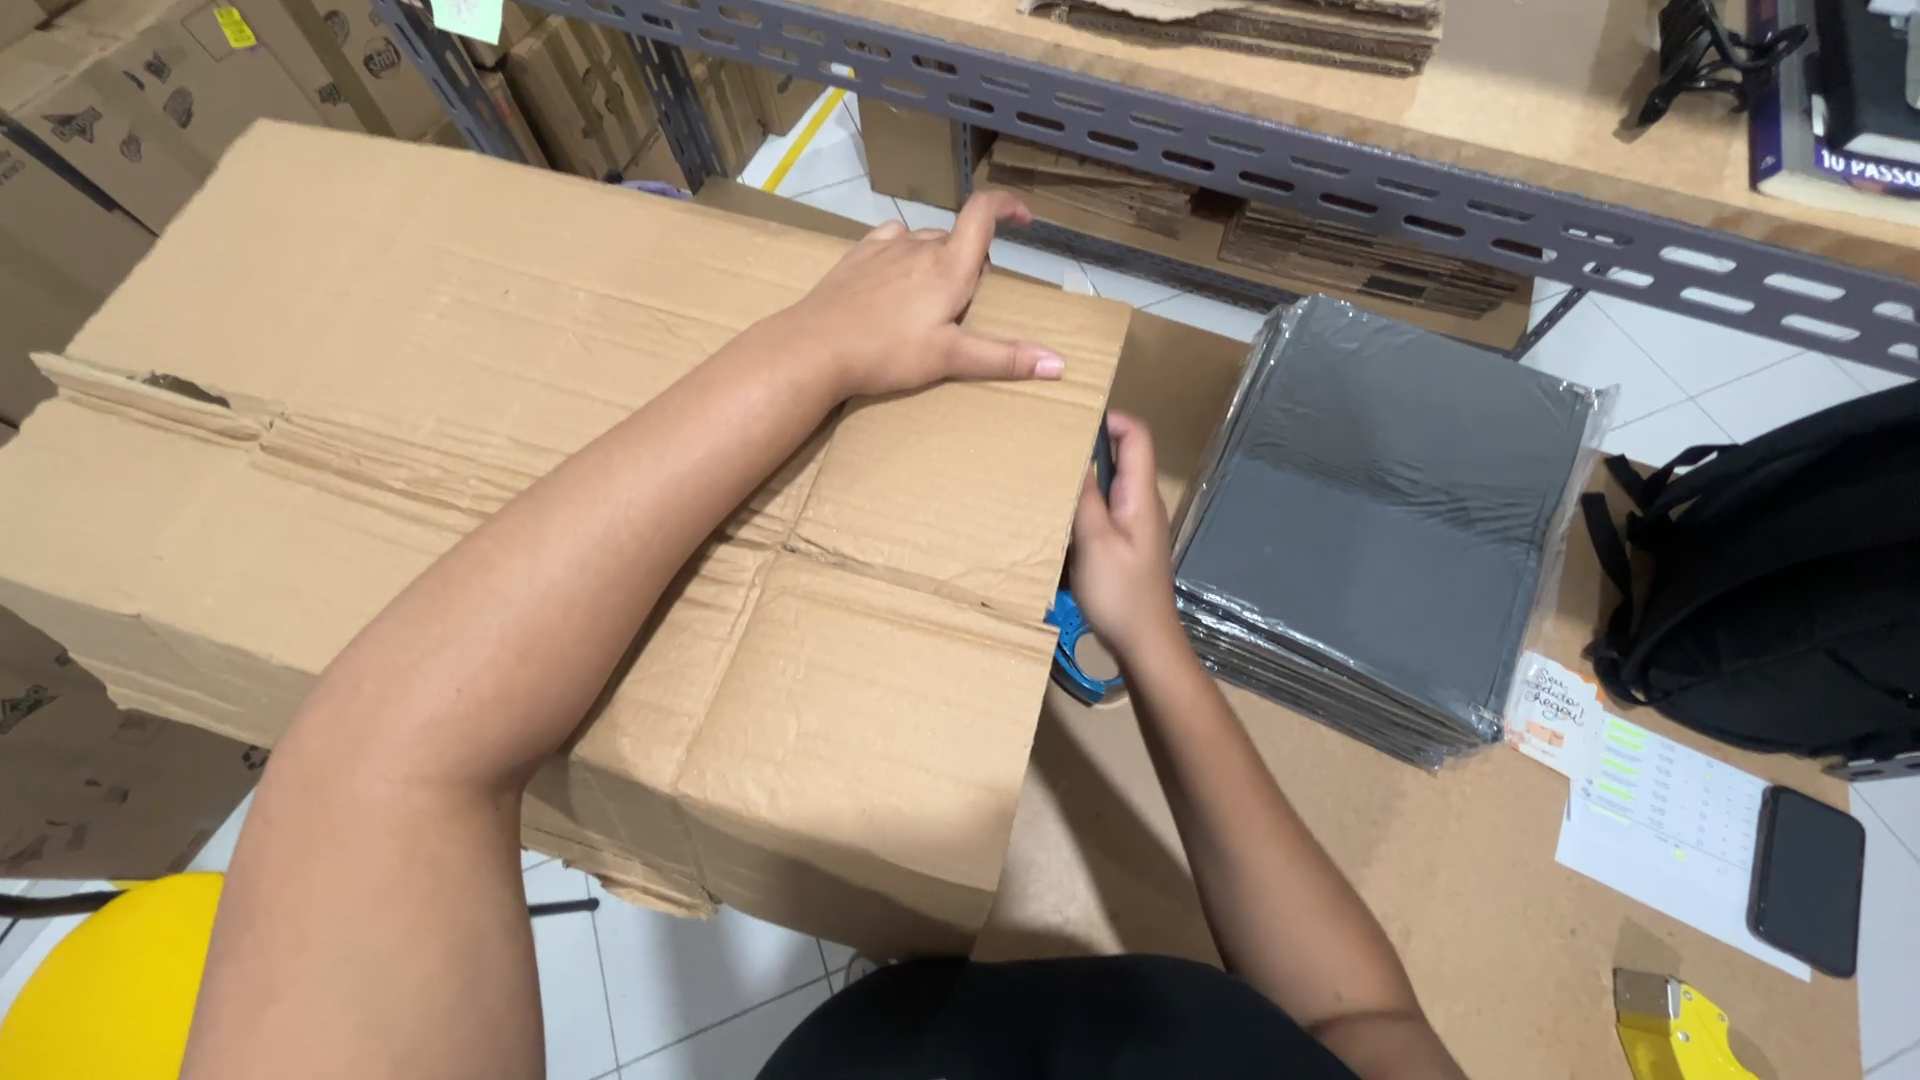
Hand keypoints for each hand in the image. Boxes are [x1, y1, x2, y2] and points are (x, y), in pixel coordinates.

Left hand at [778, 190, 1064, 398]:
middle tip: (965, 305)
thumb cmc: (888, 352)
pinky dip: (903, 254)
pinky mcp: (856, 257)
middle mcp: (919, 245)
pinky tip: (895, 281)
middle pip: (956, 238)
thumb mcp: (950, 359)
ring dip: (937, 259)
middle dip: (970, 261)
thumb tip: (1059, 364)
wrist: (816, 346)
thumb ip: (1003, 358)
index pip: (983, 213)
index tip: (1023, 217)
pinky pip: (890, 242)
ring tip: (929, 299)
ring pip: (923, 240)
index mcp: (949, 265)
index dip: (1007, 206)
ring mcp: (884, 247)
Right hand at [1070, 413, 1181, 662]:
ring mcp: (1134, 525)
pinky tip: (1057, 519)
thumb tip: (1076, 456)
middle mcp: (1141, 503)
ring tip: (1046, 480)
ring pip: (1108, 486)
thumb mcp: (1095, 542)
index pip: (1136, 436)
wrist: (1145, 643)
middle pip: (1120, 457)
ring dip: (1081, 480)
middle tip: (1047, 449)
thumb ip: (1086, 497)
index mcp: (1140, 496)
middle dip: (1086, 448)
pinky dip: (1081, 508)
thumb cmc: (1121, 593)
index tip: (1070, 423)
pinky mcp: (1123, 545)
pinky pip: (1102, 512)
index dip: (1109, 419)